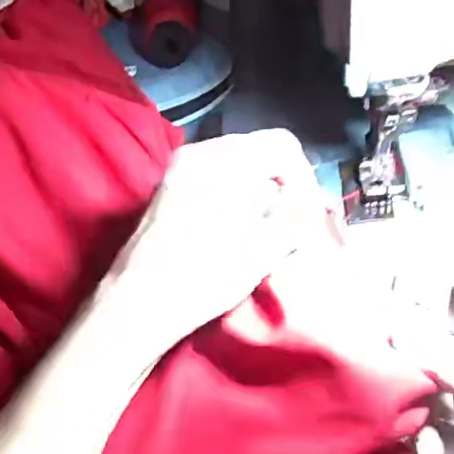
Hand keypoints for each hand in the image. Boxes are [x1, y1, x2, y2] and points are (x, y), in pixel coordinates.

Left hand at [94, 129, 326, 353]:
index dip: (306, 181)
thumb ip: (298, 218)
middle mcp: (198, 155)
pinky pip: (216, 183)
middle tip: (293, 229)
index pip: (283, 147)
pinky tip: (235, 238)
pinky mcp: (169, 193)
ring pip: (239, 171)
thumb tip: (317, 204)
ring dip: (261, 199)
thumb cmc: (201, 279)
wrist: (137, 306)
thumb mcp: (262, 251)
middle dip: (284, 190)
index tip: (310, 215)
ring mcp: (179, 172)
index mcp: (223, 161)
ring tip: (264, 238)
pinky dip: (236, 203)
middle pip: (260, 156)